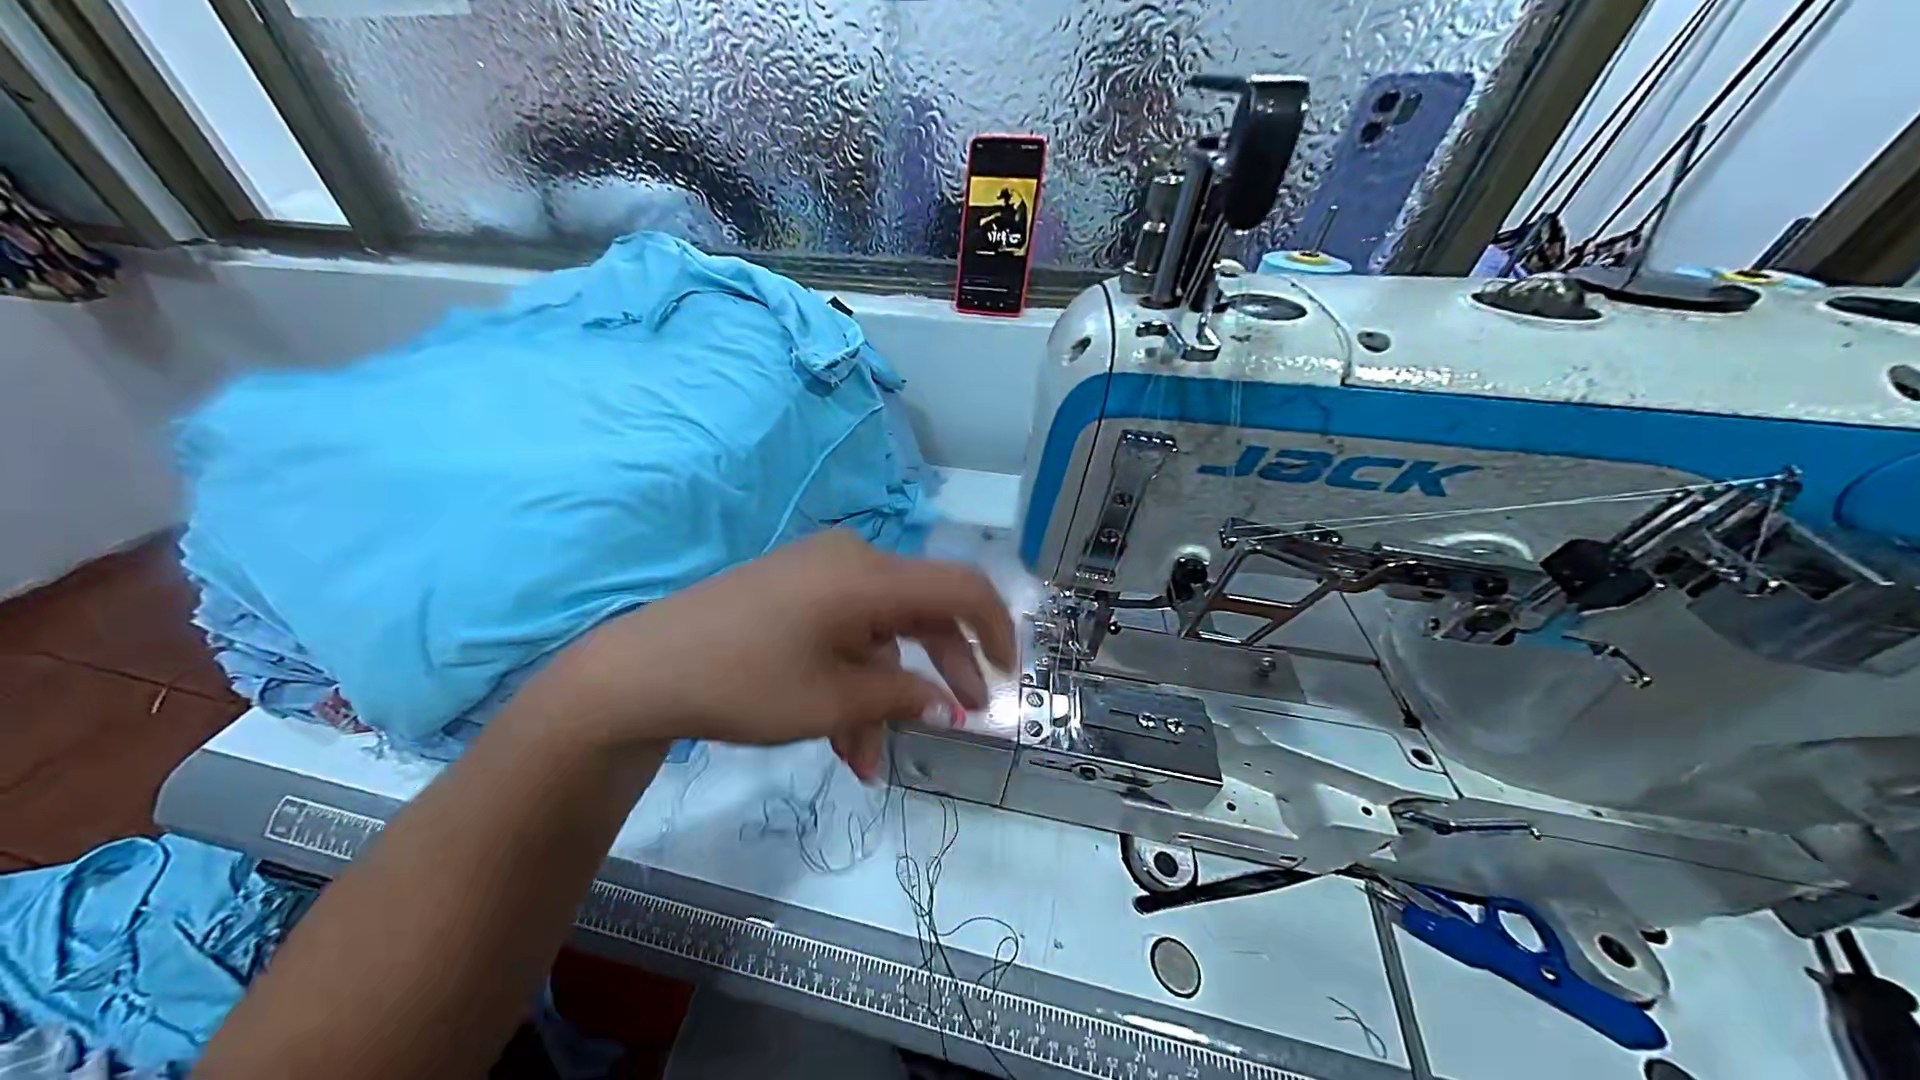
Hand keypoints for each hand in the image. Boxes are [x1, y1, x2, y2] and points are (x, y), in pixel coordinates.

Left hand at [530, 530, 1016, 779]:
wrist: (640, 672)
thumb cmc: (744, 683)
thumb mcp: (832, 701)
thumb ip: (902, 699)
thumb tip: (949, 706)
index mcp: (869, 576)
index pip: (960, 589)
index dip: (996, 630)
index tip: (1006, 676)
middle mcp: (852, 561)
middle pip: (920, 613)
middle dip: (939, 674)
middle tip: (959, 722)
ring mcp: (819, 574)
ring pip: (878, 635)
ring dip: (882, 695)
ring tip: (865, 759)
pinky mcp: (794, 590)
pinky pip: (844, 632)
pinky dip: (850, 679)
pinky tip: (839, 737)